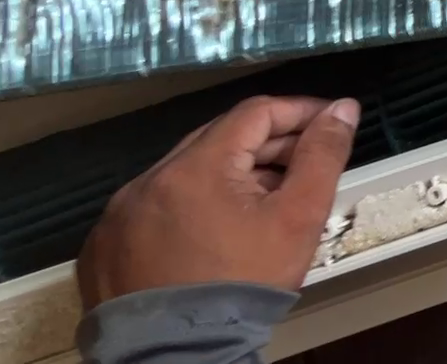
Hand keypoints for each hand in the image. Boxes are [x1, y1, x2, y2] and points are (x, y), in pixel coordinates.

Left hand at [78, 95, 359, 308]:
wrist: (176, 358)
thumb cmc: (247, 278)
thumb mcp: (302, 212)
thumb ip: (324, 152)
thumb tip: (343, 108)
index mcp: (193, 169)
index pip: (256, 112)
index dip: (301, 111)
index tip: (333, 124)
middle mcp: (145, 183)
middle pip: (221, 137)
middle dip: (272, 141)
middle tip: (307, 161)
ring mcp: (117, 217)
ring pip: (189, 168)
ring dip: (236, 169)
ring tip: (270, 196)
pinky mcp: (102, 248)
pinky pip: (159, 202)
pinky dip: (198, 199)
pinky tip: (222, 225)